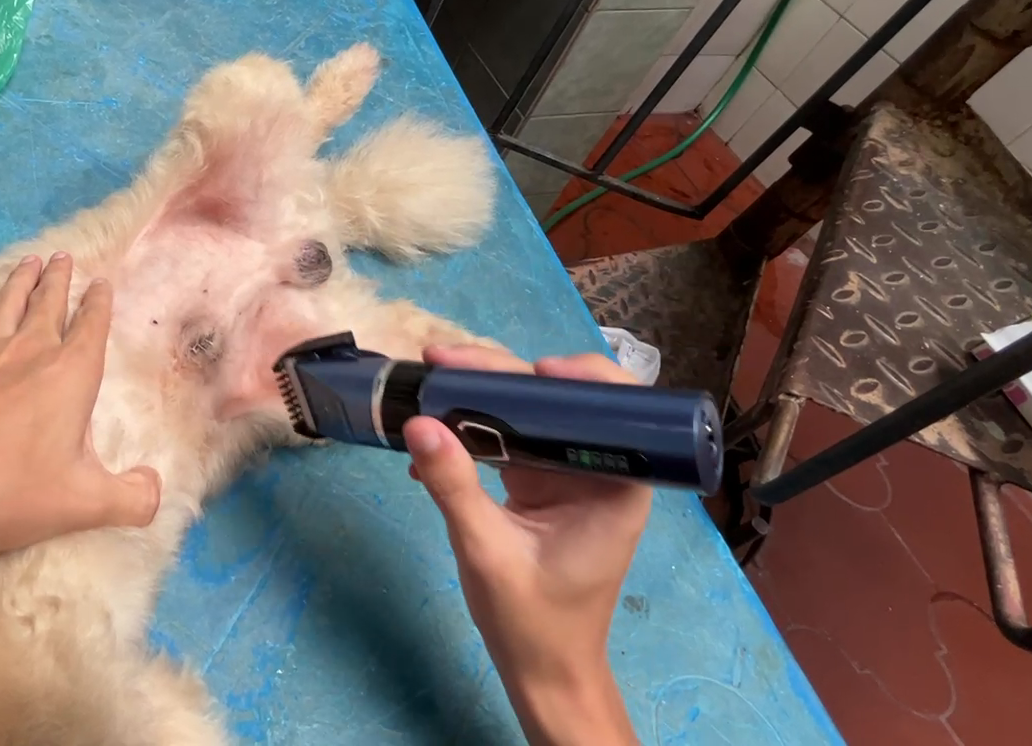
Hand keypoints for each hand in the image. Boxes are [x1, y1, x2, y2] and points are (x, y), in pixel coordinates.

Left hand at [0, 253, 161, 607]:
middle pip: (47, 303)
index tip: (101, 282)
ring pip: (5, 305)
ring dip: (19, 282)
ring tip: (28, 262)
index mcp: (69, 374)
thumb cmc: (11, 494)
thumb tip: (155, 489)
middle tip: (62, 256)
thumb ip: (133, 498)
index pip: (91, 325)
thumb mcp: (87, 505)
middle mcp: (27, 353)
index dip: (98, 301)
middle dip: (58, 278)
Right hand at [404, 345, 648, 745]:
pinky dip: (467, 427)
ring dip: (476, 393)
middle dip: (498, 374)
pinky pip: (502, 435)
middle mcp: (594, 467)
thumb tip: (416, 423)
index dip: (579, 376)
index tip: (530, 367)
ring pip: (523, 410)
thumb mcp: (487, 552)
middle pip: (554, 400)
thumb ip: (455, 486)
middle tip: (440, 360)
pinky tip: (429, 432)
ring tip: (428, 379)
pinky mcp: (533, 480)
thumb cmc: (534, 621)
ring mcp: (561, 471)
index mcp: (614, 484)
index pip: (614, 409)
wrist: (540, 670)